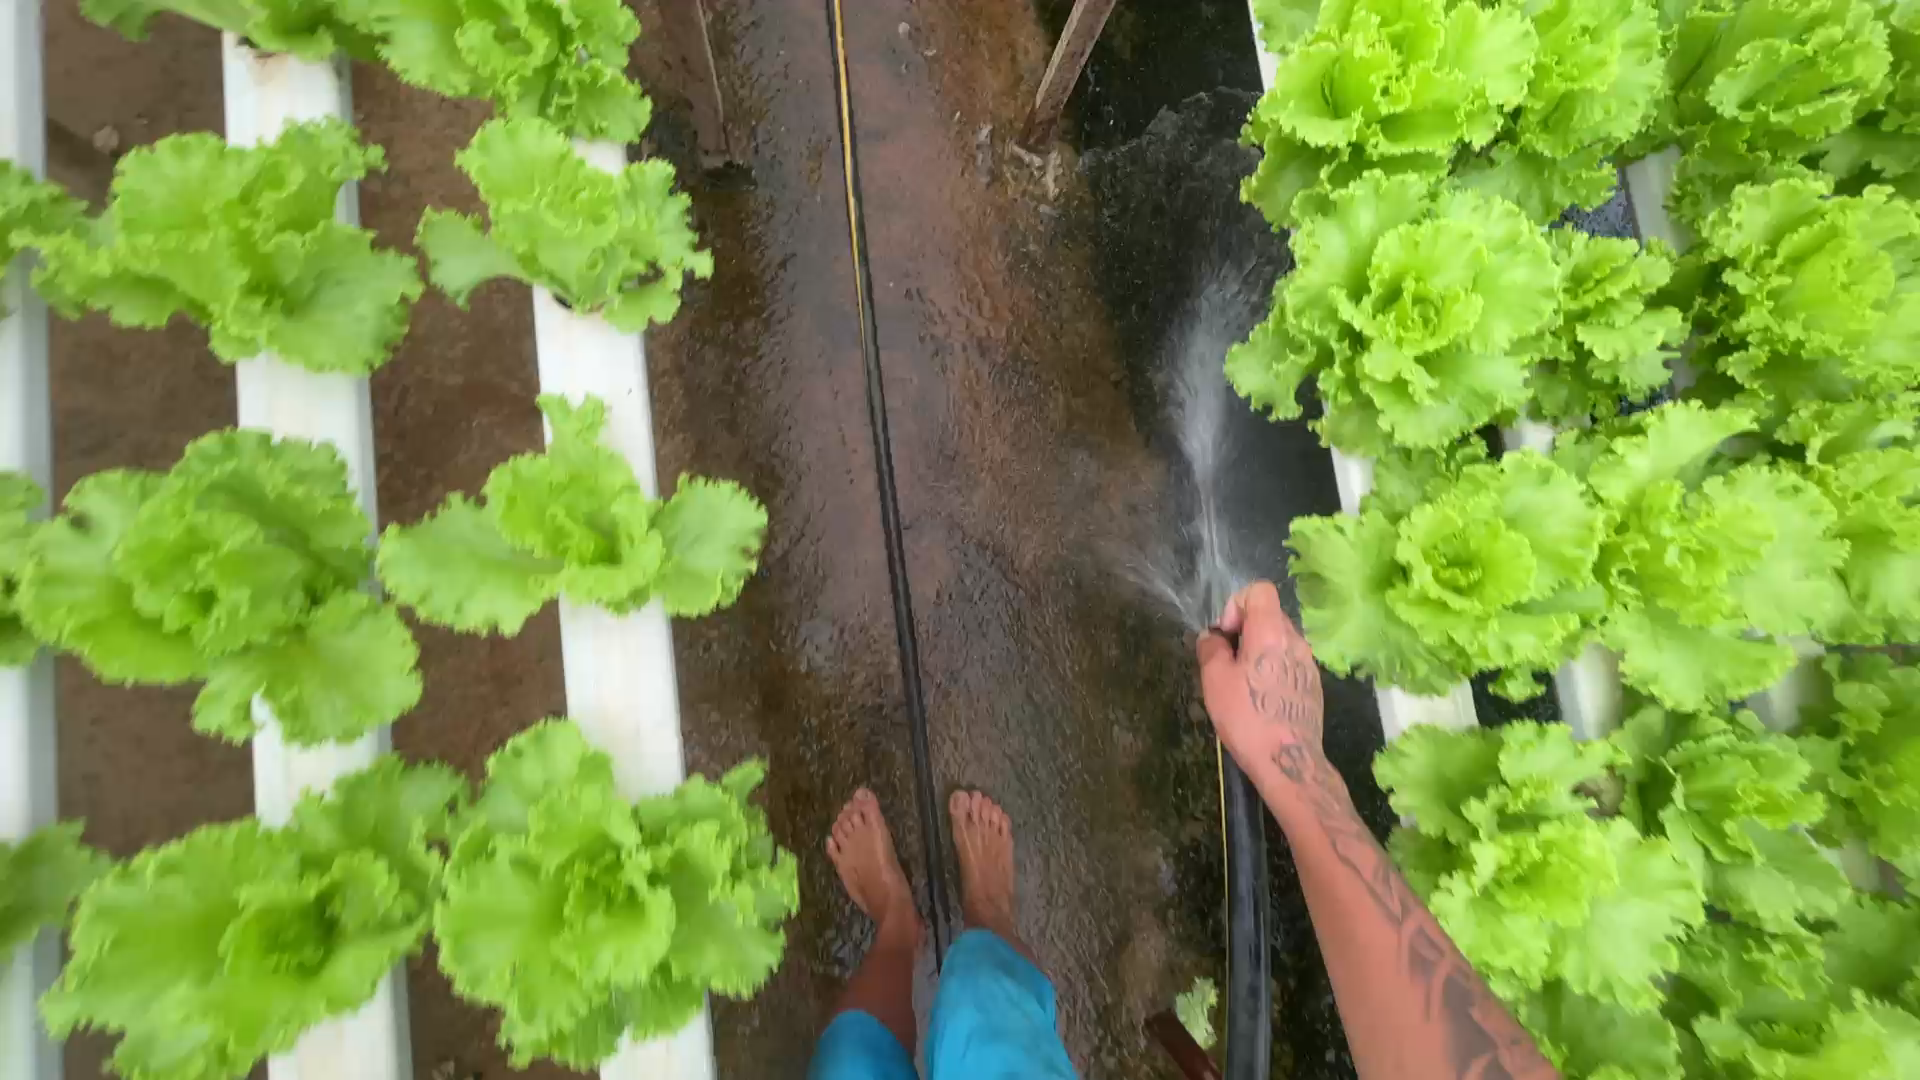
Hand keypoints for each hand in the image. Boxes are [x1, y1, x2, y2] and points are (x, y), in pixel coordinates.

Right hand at [1196, 581, 1326, 780]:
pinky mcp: (1313, 684)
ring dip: (1257, 649)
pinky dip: (1271, 667)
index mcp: (1271, 632)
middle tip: (1226, 660)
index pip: (1259, 590)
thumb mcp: (1214, 679)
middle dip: (1243, 628)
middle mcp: (1296, 641)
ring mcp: (1309, 663)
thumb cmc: (1247, 716)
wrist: (1288, 761)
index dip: (1236, 604)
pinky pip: (1288, 660)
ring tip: (1241, 681)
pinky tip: (1259, 696)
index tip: (1226, 634)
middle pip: (1268, 614)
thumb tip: (1213, 638)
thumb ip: (1211, 648)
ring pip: (1278, 639)